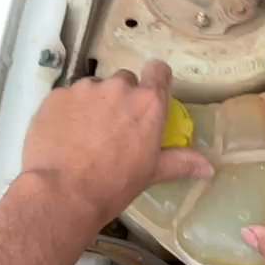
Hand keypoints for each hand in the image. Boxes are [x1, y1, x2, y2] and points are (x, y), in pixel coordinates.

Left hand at [18, 59, 211, 233]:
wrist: (61, 193)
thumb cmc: (113, 185)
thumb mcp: (151, 173)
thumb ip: (180, 161)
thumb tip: (209, 166)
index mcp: (147, 103)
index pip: (158, 70)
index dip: (154, 80)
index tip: (149, 95)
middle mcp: (118, 87)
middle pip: (124, 81)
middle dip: (121, 98)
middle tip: (113, 127)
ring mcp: (84, 89)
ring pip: (93, 89)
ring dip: (92, 104)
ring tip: (84, 135)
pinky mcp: (56, 95)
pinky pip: (66, 98)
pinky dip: (67, 111)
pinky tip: (63, 136)